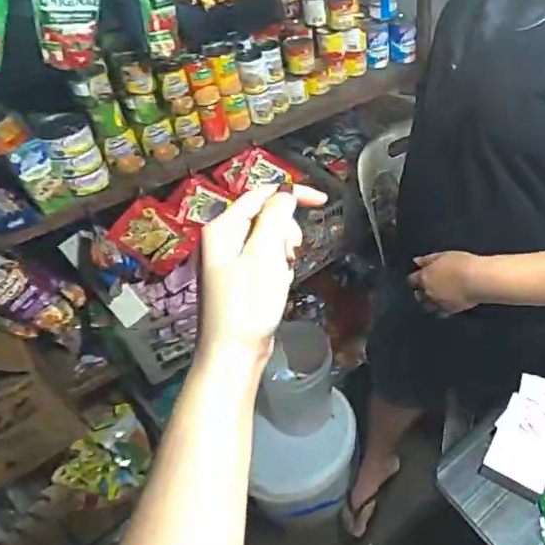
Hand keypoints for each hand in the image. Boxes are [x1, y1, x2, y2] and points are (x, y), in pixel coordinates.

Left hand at [197, 184, 325, 364]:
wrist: (233, 352)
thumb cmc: (249, 304)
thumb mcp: (265, 254)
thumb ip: (276, 216)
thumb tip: (286, 191)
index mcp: (222, 228)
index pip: (261, 194)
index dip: (293, 194)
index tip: (323, 201)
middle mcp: (220, 240)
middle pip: (265, 216)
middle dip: (286, 230)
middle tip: (291, 254)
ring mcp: (228, 261)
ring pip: (267, 239)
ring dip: (283, 251)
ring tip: (283, 275)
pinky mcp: (237, 279)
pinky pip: (263, 260)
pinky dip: (276, 267)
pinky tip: (278, 286)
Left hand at [409, 251, 483, 315]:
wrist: (477, 279)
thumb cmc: (461, 263)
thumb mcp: (443, 255)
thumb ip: (428, 259)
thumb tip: (416, 261)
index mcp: (425, 276)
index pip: (412, 280)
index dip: (415, 279)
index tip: (420, 277)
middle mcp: (428, 291)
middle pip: (418, 295)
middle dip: (421, 291)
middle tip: (428, 288)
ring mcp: (437, 303)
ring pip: (427, 306)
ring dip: (428, 302)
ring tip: (435, 298)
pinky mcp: (448, 310)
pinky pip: (440, 313)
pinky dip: (440, 310)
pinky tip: (445, 306)